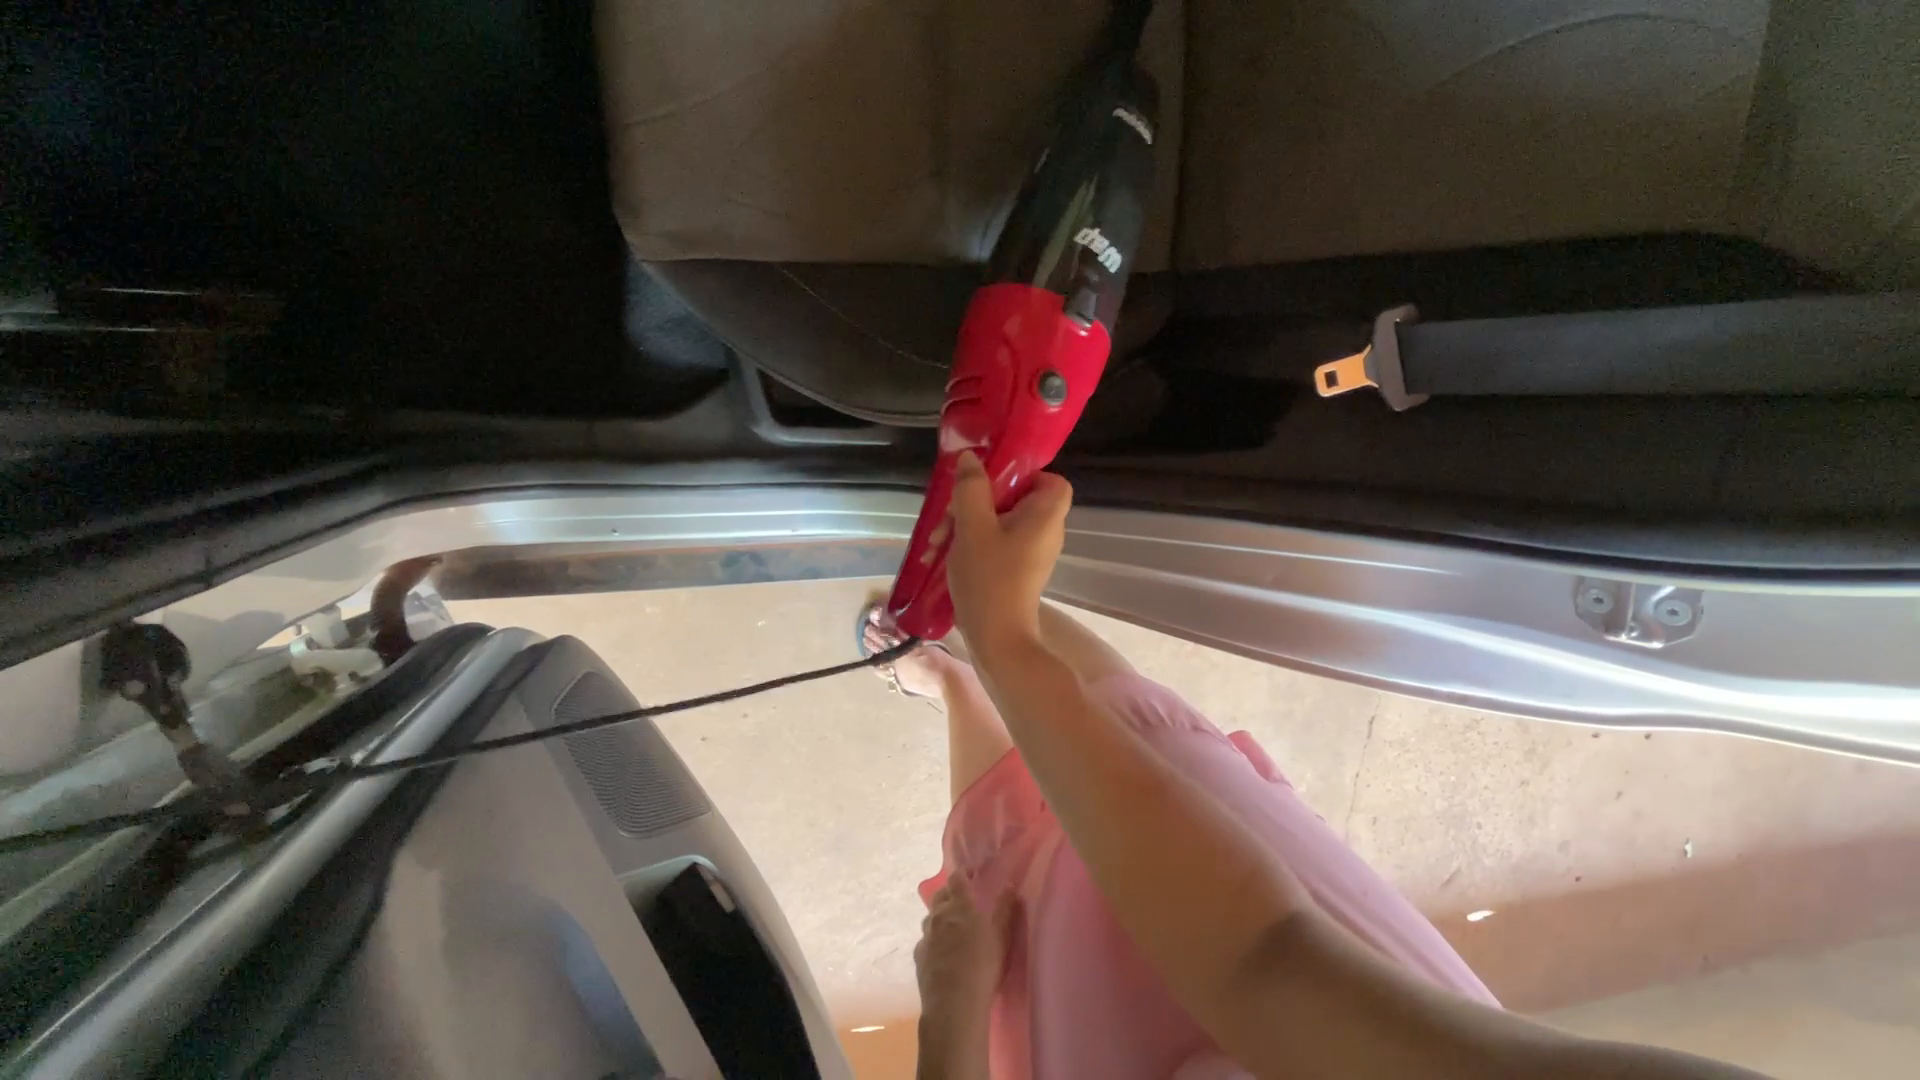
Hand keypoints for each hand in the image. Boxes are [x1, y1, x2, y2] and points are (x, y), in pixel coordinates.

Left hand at [915, 878, 1013, 1023]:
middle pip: (940, 896)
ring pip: (930, 918)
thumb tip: (1009, 885)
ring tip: (951, 927)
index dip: (962, 874)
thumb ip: (1005, 909)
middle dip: (949, 894)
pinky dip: (933, 940)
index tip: (970, 874)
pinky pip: (925, 941)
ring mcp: (926, 937)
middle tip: (961, 901)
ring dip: (939, 917)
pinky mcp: (919, 957)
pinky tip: (941, 953)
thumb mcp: (1001, 936)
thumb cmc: (983, 966)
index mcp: (960, 906)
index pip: (956, 879)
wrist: (953, 1003)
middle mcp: (939, 916)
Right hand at [946, 450, 1071, 655]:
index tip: (989, 481)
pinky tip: (938, 556)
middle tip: (948, 515)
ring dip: (964, 525)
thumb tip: (971, 458)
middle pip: (1015, 498)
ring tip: (935, 543)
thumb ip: (971, 488)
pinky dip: (970, 544)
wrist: (997, 639)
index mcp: (1045, 516)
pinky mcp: (1016, 571)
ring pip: (998, 522)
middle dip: (974, 502)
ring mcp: (1031, 554)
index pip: (1051, 480)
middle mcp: (1045, 532)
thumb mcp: (973, 527)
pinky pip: (995, 544)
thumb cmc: (989, 578)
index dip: (1023, 474)